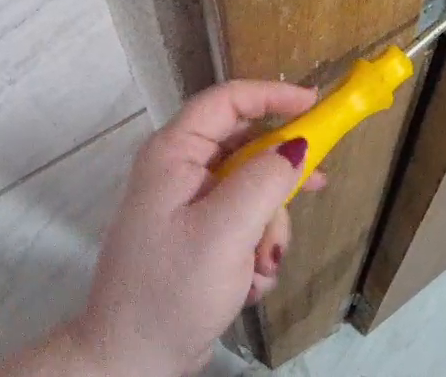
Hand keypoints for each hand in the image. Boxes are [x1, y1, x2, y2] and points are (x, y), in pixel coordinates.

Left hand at [69, 81, 326, 376]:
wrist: (130, 365)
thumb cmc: (171, 290)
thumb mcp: (226, 232)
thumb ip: (266, 181)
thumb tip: (298, 146)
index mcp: (174, 153)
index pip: (228, 100)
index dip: (273, 95)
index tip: (315, 104)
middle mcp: (179, 171)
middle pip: (247, 148)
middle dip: (278, 181)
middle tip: (315, 187)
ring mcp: (188, 207)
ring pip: (252, 190)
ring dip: (268, 228)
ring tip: (260, 266)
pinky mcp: (198, 239)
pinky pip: (244, 224)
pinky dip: (255, 251)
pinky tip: (247, 284)